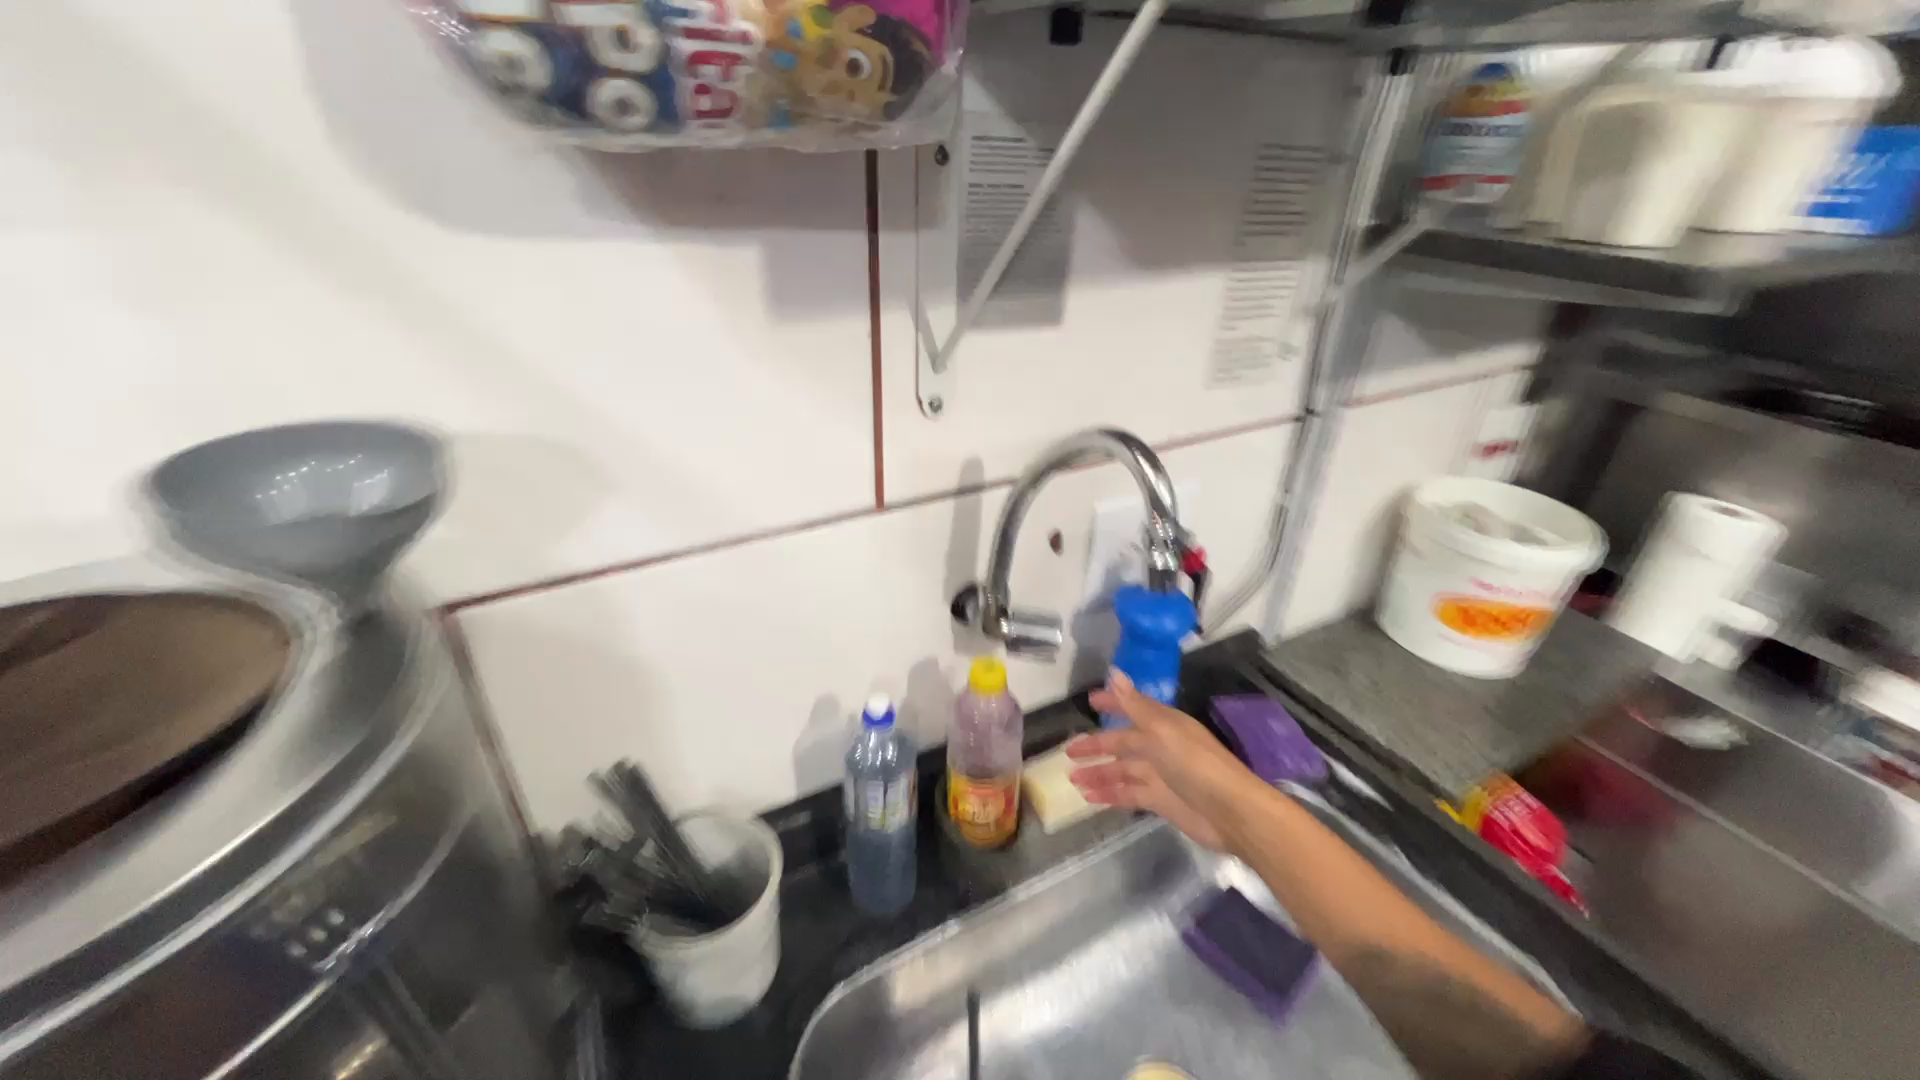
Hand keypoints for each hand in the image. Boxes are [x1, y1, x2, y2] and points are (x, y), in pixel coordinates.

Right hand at [1065, 670, 1262, 852]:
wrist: (1228, 811)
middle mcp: (1160, 746)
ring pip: (1121, 770)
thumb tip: (1114, 672)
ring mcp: (1160, 775)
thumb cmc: (1194, 763)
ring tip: (1072, 779)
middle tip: (1069, 752)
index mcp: (1163, 724)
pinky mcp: (1160, 801)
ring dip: (1098, 773)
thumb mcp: (1162, 729)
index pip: (1132, 708)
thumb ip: (1135, 704)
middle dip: (1096, 746)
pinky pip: (1127, 794)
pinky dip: (1108, 795)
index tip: (1090, 701)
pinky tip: (1088, 798)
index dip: (1112, 702)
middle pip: (1122, 743)